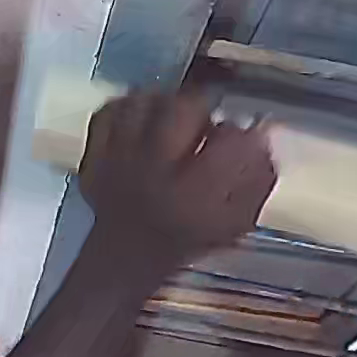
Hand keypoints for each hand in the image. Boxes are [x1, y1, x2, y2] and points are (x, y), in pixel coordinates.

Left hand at [77, 91, 276, 264]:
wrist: (127, 255)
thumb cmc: (188, 235)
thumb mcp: (234, 221)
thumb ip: (256, 180)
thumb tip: (263, 138)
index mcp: (196, 191)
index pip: (228, 142)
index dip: (241, 132)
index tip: (242, 134)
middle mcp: (156, 169)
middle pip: (180, 109)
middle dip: (199, 104)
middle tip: (202, 115)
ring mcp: (118, 160)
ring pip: (141, 102)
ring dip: (161, 101)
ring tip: (169, 114)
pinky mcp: (93, 155)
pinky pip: (108, 112)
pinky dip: (125, 107)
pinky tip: (139, 118)